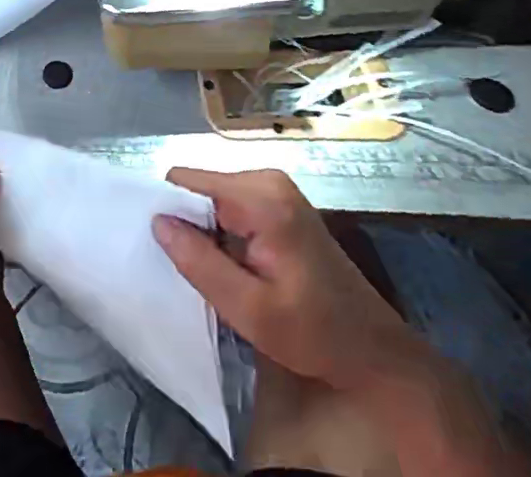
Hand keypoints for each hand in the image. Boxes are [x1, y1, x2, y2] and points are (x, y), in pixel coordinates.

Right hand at [156, 170, 523, 476]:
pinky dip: (222, 232)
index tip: (168, 250)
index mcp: (261, 198)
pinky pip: (230, 205)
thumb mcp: (249, 310)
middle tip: (195, 269)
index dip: (169, 212)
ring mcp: (276, 188)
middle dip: (189, 224)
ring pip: (212, 197)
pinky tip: (234, 266)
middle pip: (199, 186)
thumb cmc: (314, 332)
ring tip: (216, 271)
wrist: (373, 349)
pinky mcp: (280, 202)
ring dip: (206, 231)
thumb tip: (157, 220)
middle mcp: (268, 180)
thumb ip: (200, 263)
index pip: (187, 181)